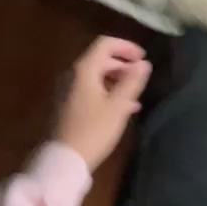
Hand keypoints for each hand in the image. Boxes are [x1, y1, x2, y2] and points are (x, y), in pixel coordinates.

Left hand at [53, 37, 151, 170]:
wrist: (62, 162)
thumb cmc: (93, 130)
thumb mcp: (118, 106)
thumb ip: (132, 81)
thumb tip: (144, 63)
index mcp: (84, 69)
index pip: (106, 43)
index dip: (126, 46)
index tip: (143, 58)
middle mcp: (72, 74)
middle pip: (100, 59)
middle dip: (123, 64)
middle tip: (140, 76)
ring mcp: (67, 90)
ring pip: (95, 76)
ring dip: (116, 80)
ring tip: (134, 96)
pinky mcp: (65, 105)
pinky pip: (89, 89)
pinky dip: (106, 91)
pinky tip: (120, 108)